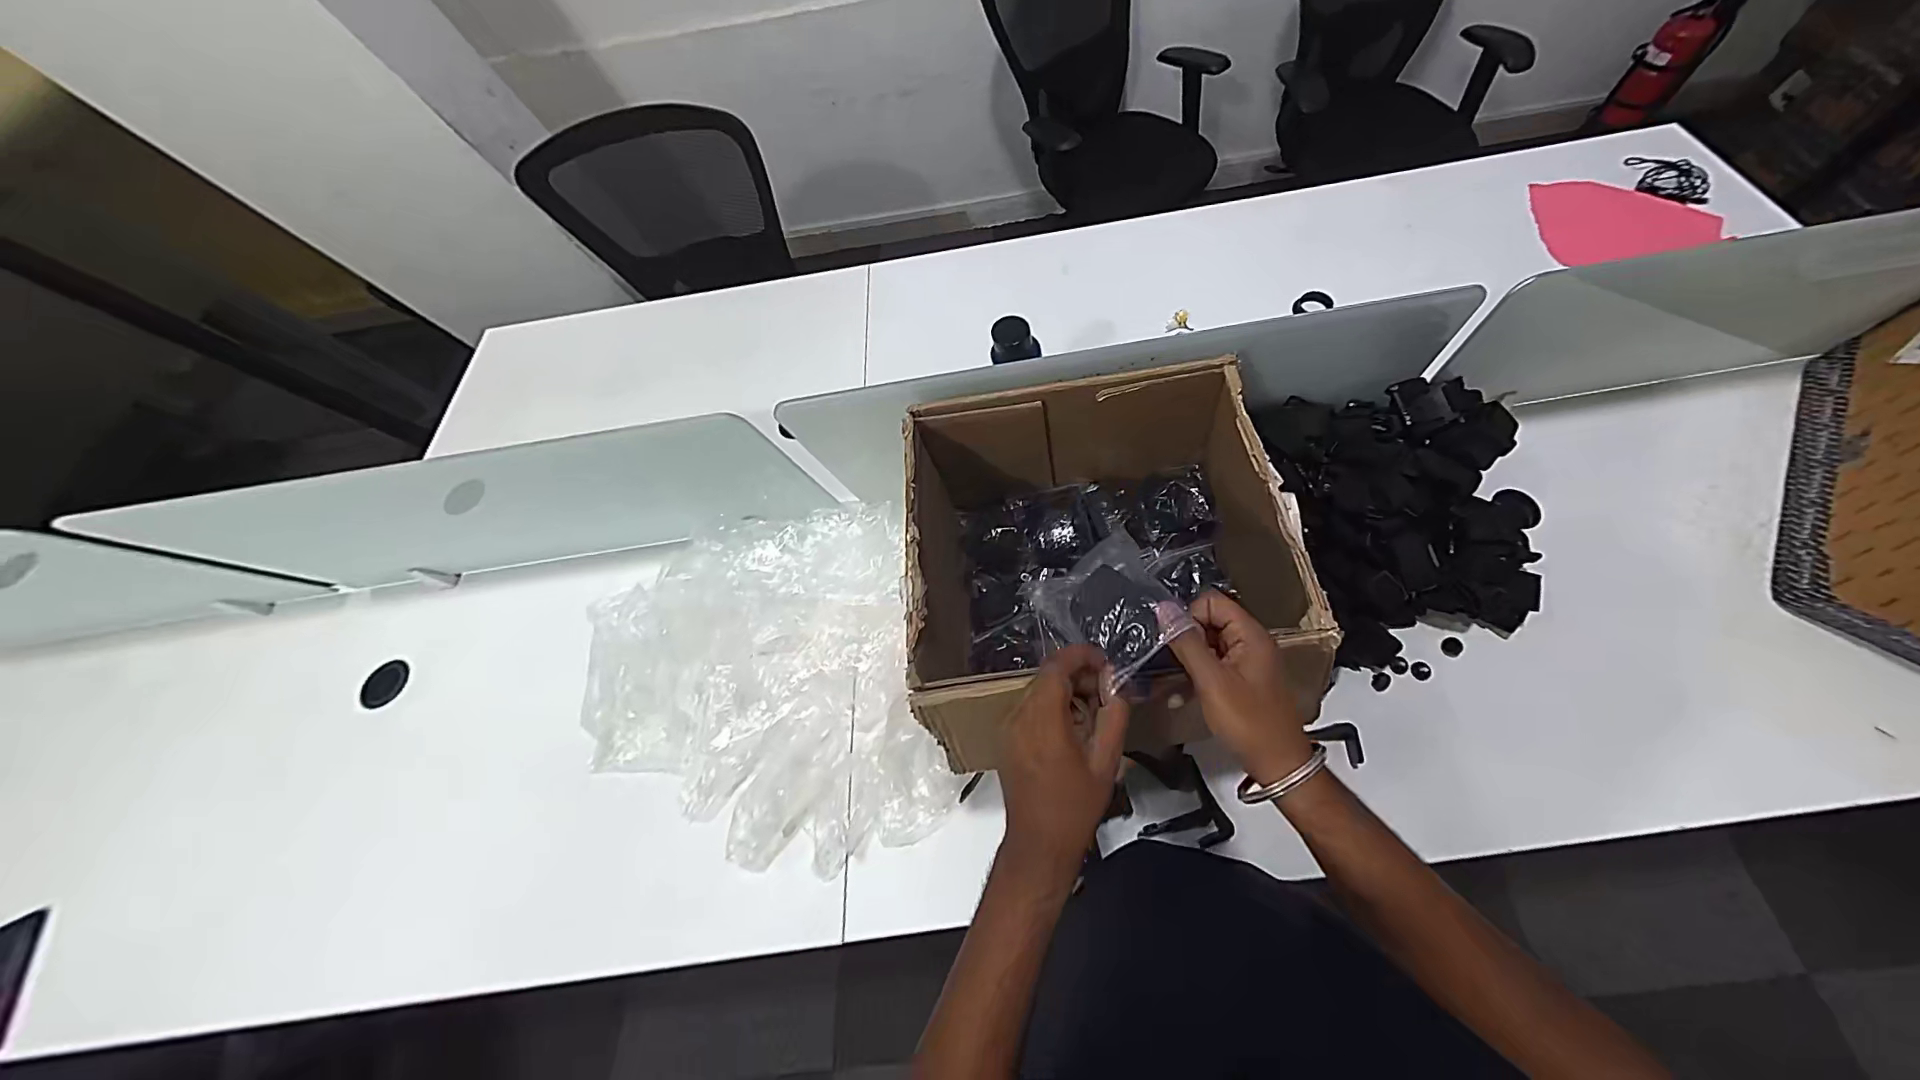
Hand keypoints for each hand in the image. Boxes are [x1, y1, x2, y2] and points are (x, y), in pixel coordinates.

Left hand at [998, 645, 1129, 876]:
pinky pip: (1029, 709)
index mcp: (1042, 719)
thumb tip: (1116, 684)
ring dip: (1066, 693)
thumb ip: (1114, 716)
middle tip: (1106, 692)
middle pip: (1047, 677)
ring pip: (1038, 691)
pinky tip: (1072, 730)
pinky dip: (1051, 707)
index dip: (1081, 656)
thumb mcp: (1106, 761)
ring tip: (1093, 715)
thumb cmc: (1075, 806)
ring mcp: (1008, 727)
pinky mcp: (1006, 738)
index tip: (1105, 662)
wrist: (1039, 843)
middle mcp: (1018, 716)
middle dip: (1078, 676)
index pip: (1056, 667)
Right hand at [1168, 590, 1312, 784]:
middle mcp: (1251, 641)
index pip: (1211, 602)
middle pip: (1209, 619)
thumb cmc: (1248, 723)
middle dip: (1186, 636)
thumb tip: (1163, 608)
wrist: (1278, 763)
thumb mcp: (1211, 681)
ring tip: (1176, 675)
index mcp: (1251, 635)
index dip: (1188, 616)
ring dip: (1189, 655)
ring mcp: (1247, 660)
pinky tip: (1185, 688)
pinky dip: (1197, 670)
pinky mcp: (1241, 677)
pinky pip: (1214, 660)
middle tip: (1172, 660)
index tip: (1173, 641)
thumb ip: (1186, 643)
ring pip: (1209, 641)